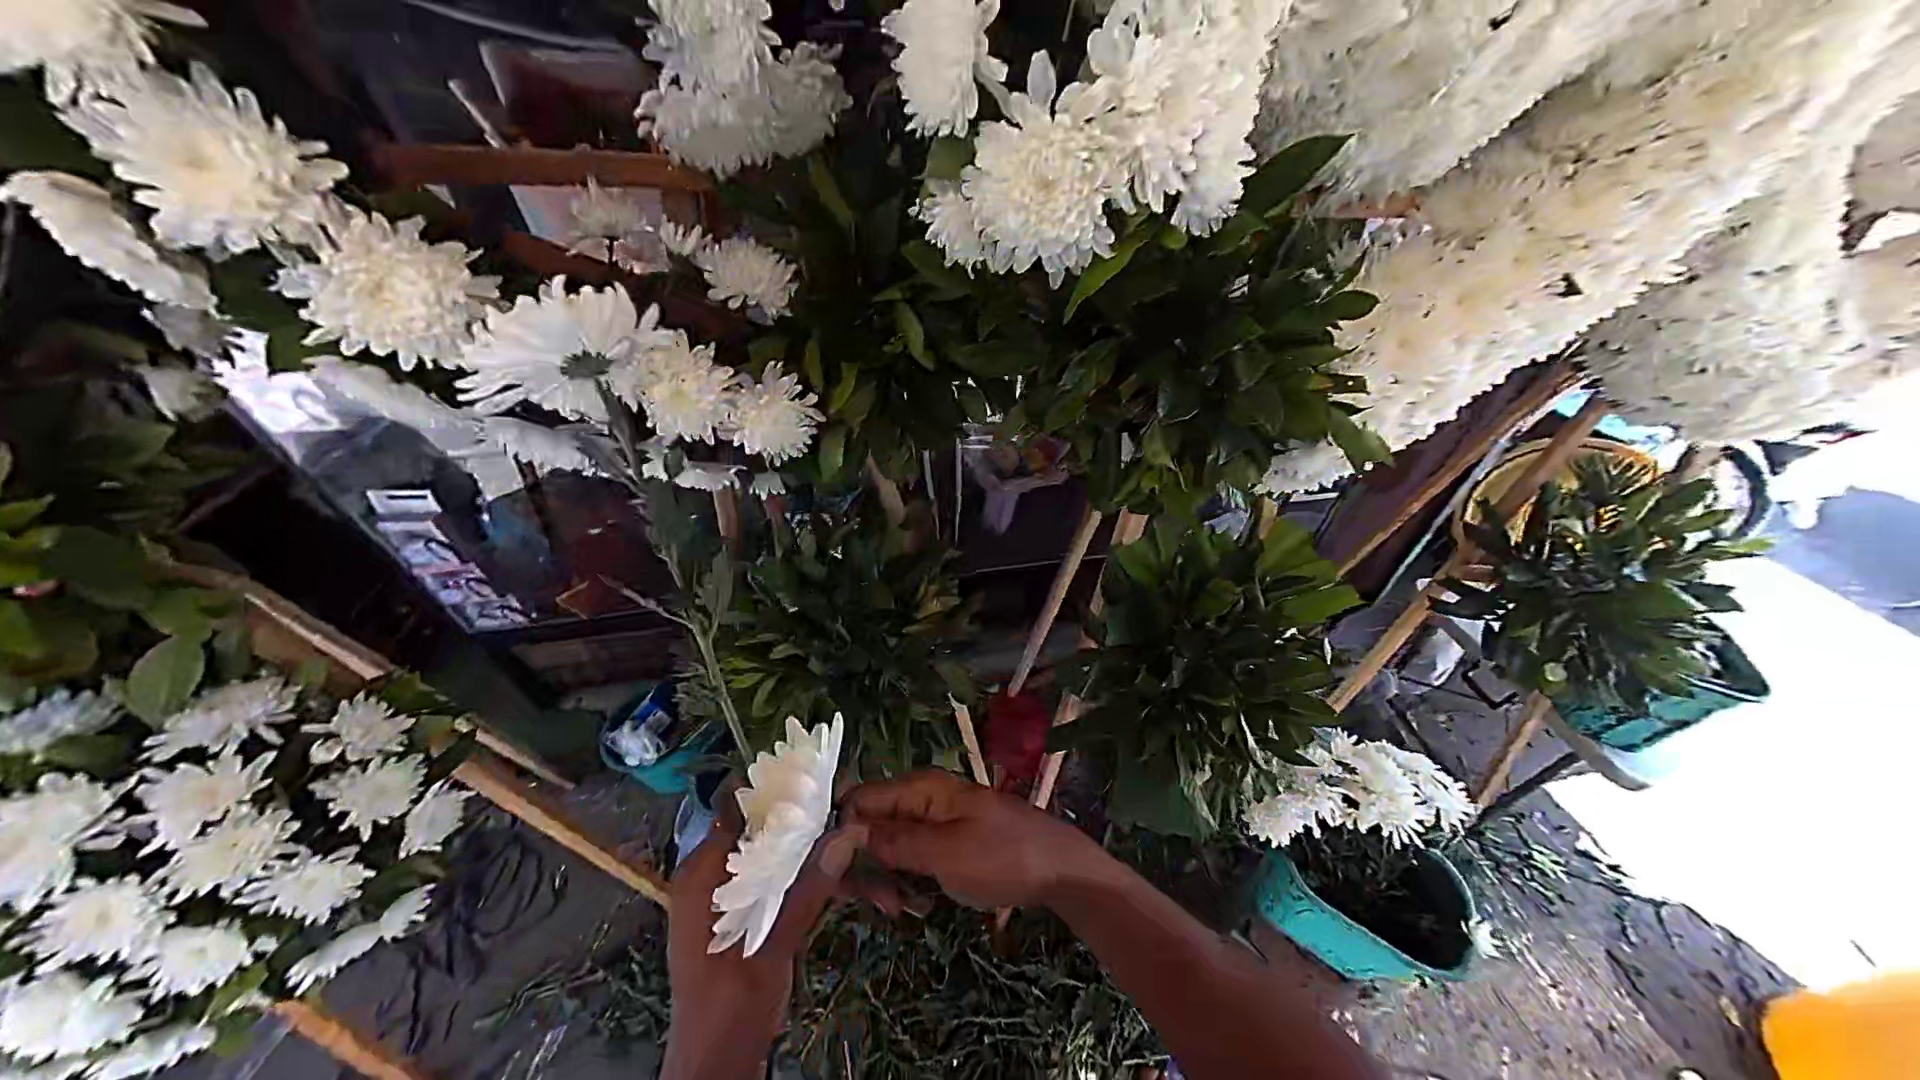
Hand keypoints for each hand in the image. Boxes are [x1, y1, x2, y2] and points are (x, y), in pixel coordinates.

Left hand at [662, 792, 865, 1079]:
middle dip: (814, 825)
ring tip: (866, 849)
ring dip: (824, 858)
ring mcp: (737, 897)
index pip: (740, 809)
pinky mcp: (756, 916)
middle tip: (857, 813)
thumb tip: (848, 831)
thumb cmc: (730, 1003)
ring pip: (785, 859)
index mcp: (704, 873)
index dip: (780, 789)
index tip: (823, 775)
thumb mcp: (772, 945)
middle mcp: (717, 876)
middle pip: (769, 832)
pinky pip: (789, 884)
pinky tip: (859, 885)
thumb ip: (809, 886)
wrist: (716, 1065)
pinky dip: (818, 882)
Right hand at [843, 769, 1105, 909]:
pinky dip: (909, 880)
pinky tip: (919, 904)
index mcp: (920, 788)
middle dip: (865, 865)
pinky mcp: (947, 840)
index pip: (859, 799)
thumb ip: (893, 841)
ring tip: (903, 909)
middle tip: (881, 905)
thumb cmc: (1003, 857)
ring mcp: (936, 819)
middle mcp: (923, 798)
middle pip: (871, 825)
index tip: (837, 877)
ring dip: (887, 879)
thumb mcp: (944, 853)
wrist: (1061, 870)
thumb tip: (844, 831)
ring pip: (889, 845)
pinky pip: (913, 856)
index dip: (841, 834)